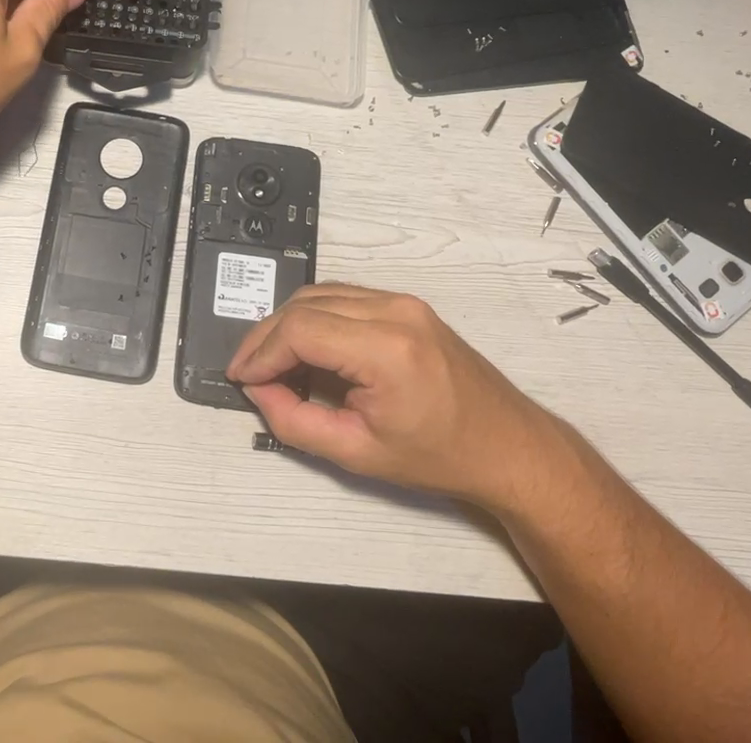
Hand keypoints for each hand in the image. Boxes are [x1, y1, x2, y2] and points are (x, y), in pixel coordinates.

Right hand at [229, 284, 555, 506]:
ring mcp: (404, 302)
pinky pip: (343, 297)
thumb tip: (257, 391)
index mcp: (387, 350)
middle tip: (248, 373)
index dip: (260, 353)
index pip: (299, 330)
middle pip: (305, 305)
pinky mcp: (407, 305)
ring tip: (270, 362)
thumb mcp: (357, 453)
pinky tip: (303, 348)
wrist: (509, 447)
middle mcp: (395, 311)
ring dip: (286, 323)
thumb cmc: (438, 457)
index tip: (241, 380)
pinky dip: (312, 317)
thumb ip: (295, 421)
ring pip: (320, 294)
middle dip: (265, 336)